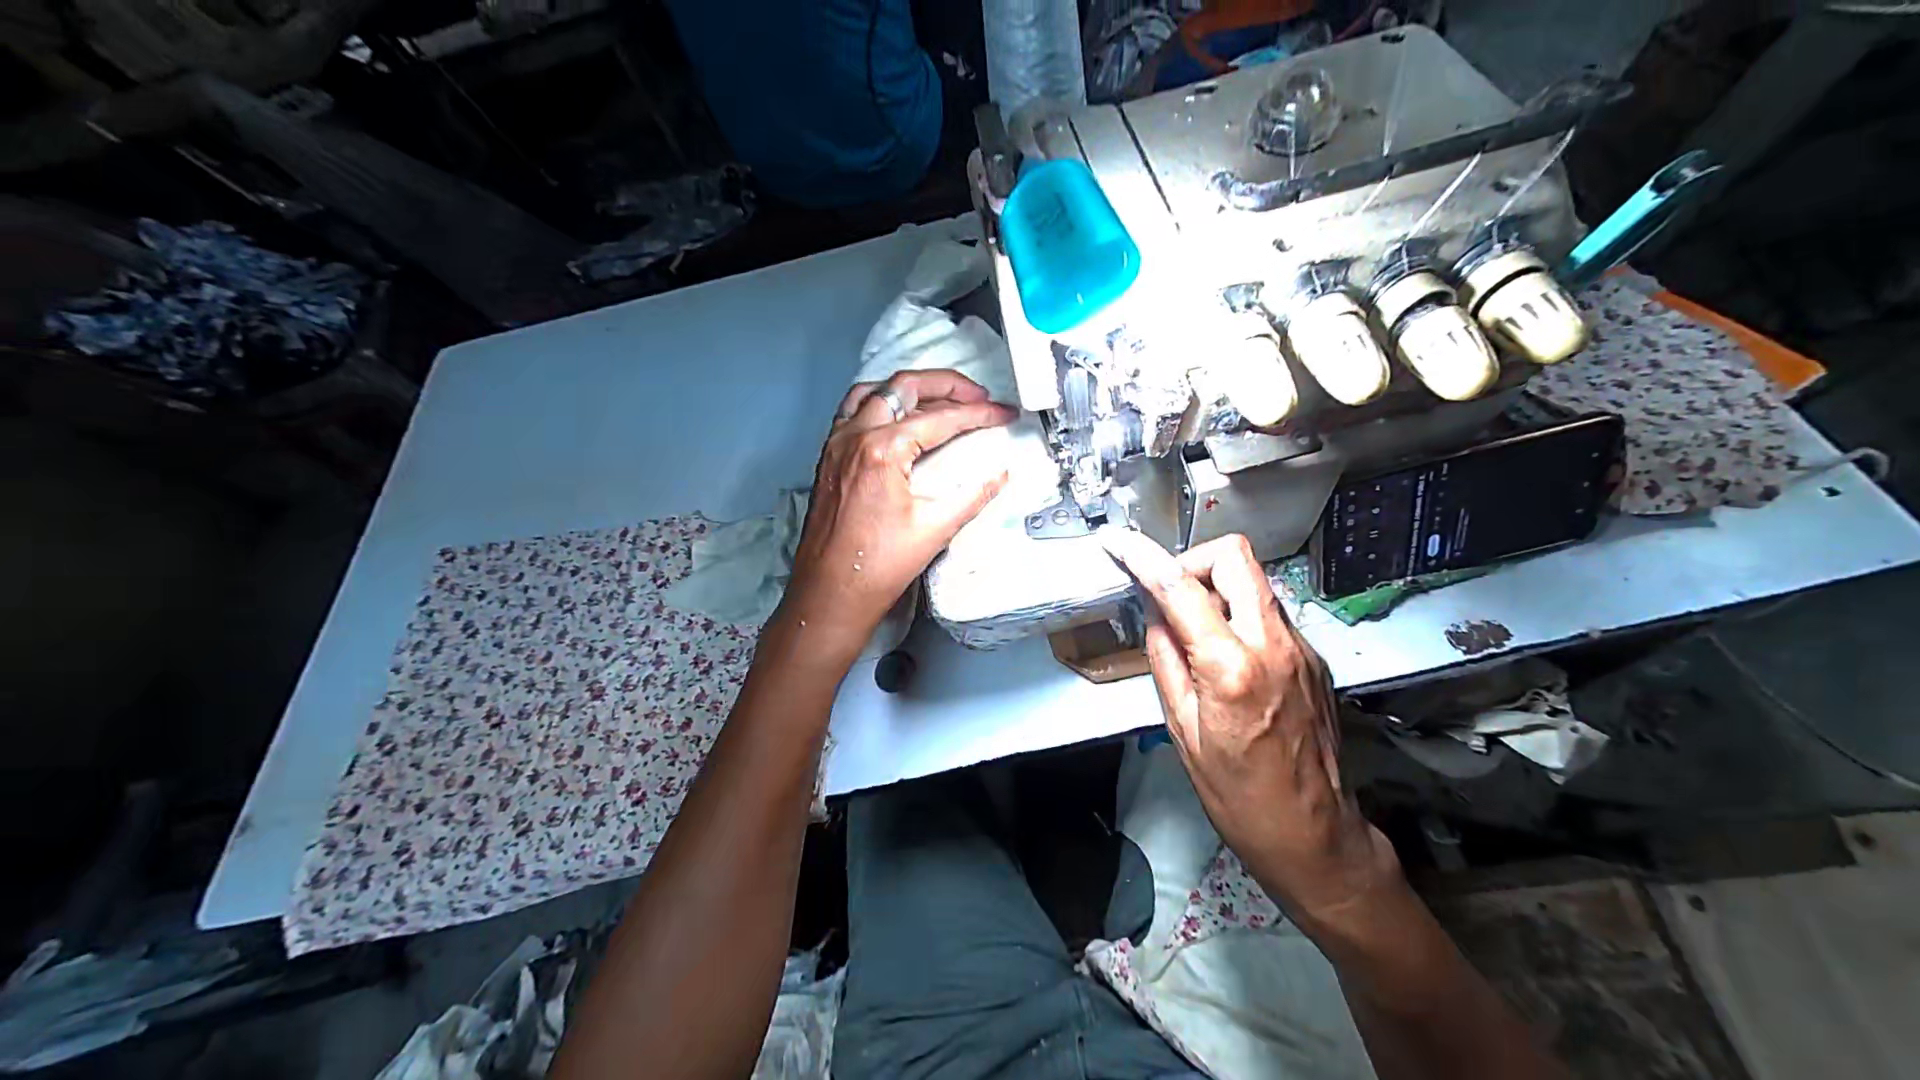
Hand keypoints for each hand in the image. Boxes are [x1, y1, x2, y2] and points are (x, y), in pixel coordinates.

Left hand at [779, 369, 1016, 652]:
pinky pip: (852, 411)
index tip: (1001, 413)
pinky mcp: (829, 458)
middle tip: (976, 394)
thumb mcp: (935, 529)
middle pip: (904, 387)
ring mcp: (836, 445)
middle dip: (946, 384)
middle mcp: (854, 437)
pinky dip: (880, 403)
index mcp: (881, 450)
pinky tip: (898, 419)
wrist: (830, 594)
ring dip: (910, 389)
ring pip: (874, 391)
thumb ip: (973, 494)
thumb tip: (1000, 474)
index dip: (978, 413)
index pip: (940, 418)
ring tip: (941, 399)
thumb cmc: (876, 568)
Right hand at [1101, 530, 1400, 925]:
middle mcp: (1275, 646)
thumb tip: (1155, 615)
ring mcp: (1302, 649)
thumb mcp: (1183, 730)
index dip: (1142, 558)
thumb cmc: (1241, 798)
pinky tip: (1225, 657)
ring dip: (1216, 589)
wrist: (1317, 836)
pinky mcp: (1315, 659)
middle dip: (1192, 560)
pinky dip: (1239, 616)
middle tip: (1169, 594)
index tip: (1119, 544)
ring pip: (1254, 582)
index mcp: (1232, 669)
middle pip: (1234, 556)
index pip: (1180, 588)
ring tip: (1193, 631)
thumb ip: (1166, 661)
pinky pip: (1269, 613)